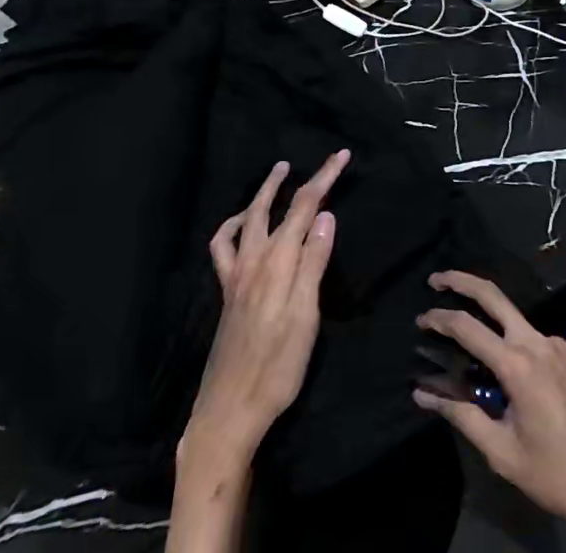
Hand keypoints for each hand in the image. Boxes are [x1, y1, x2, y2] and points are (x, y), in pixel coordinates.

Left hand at [189, 150, 345, 454]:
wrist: (229, 411)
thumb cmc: (277, 368)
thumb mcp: (306, 316)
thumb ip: (313, 262)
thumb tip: (325, 215)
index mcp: (278, 264)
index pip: (304, 209)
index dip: (323, 178)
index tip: (342, 155)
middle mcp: (253, 262)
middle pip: (274, 208)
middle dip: (296, 180)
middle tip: (317, 162)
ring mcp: (236, 278)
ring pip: (245, 221)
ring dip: (261, 194)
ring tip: (276, 176)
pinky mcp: (228, 294)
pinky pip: (224, 249)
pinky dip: (232, 228)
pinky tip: (241, 226)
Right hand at [413, 271, 565, 552]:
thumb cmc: (555, 473)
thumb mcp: (501, 451)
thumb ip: (462, 415)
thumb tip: (423, 394)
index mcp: (520, 366)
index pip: (469, 328)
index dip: (440, 319)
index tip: (420, 319)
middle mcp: (541, 344)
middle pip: (496, 297)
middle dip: (464, 282)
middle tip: (436, 279)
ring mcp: (560, 347)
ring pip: (516, 320)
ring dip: (488, 319)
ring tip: (464, 337)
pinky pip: (534, 340)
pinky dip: (511, 342)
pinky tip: (502, 368)